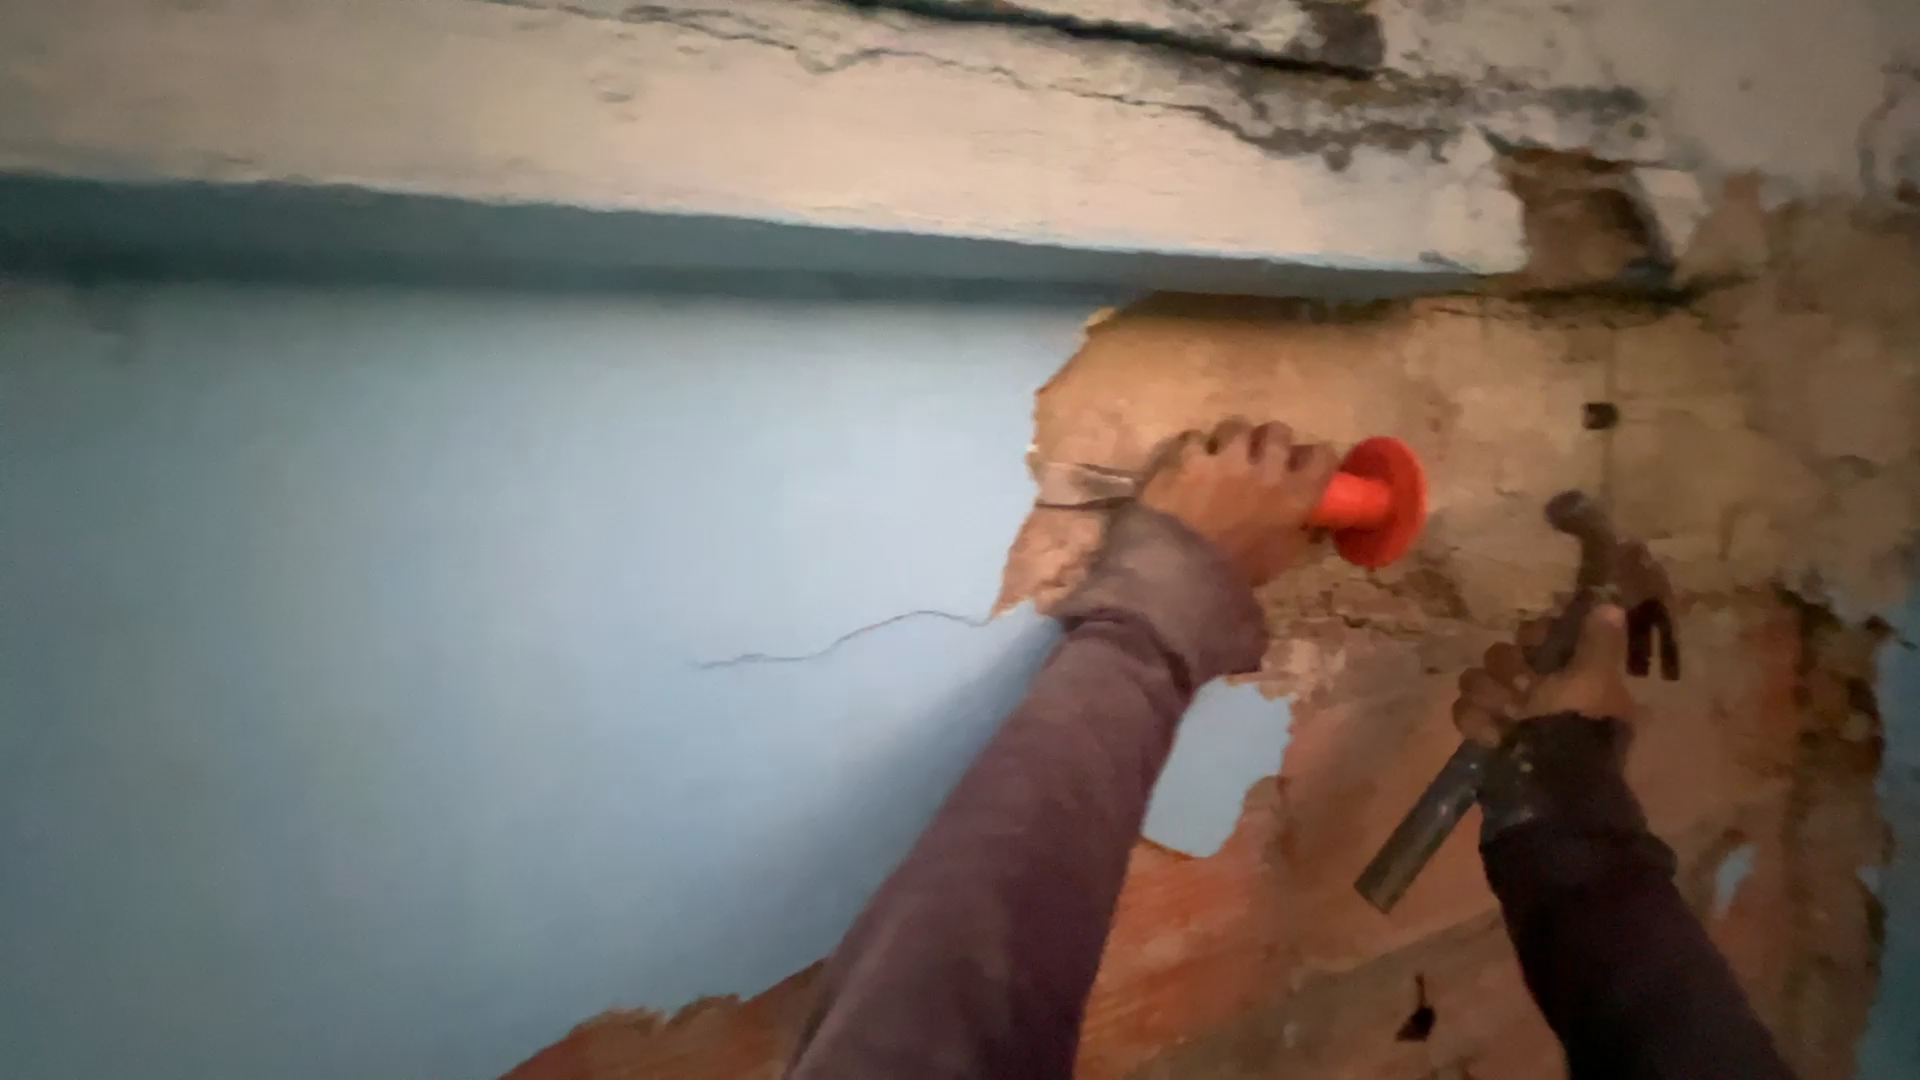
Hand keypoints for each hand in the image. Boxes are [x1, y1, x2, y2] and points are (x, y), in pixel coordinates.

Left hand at [1138, 420, 1337, 586]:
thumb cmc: (1237, 573)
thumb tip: (1306, 524)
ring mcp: (1225, 459)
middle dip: (1267, 440)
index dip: (1311, 457)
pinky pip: (1194, 437)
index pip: (1321, 456)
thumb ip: (1296, 533)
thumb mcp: (1280, 559)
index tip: (1300, 464)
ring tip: (1217, 453)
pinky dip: (1190, 448)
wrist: (1184, 569)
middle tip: (1255, 454)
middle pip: (1277, 431)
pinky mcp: (1187, 458)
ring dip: (1228, 438)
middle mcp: (1266, 468)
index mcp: (1296, 494)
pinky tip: (1184, 461)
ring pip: (1235, 426)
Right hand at [1452, 601, 1638, 746]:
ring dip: (1490, 699)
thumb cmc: (1576, 724)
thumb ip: (1597, 644)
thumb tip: (1608, 603)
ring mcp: (1506, 709)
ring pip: (1475, 681)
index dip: (1531, 636)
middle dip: (1507, 672)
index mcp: (1568, 672)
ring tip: (1507, 719)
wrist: (1552, 781)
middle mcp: (1536, 686)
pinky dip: (1477, 723)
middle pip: (1499, 655)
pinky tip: (1495, 737)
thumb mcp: (1593, 680)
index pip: (1535, 634)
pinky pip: (1463, 711)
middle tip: (1524, 690)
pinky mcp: (1483, 730)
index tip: (1534, 647)